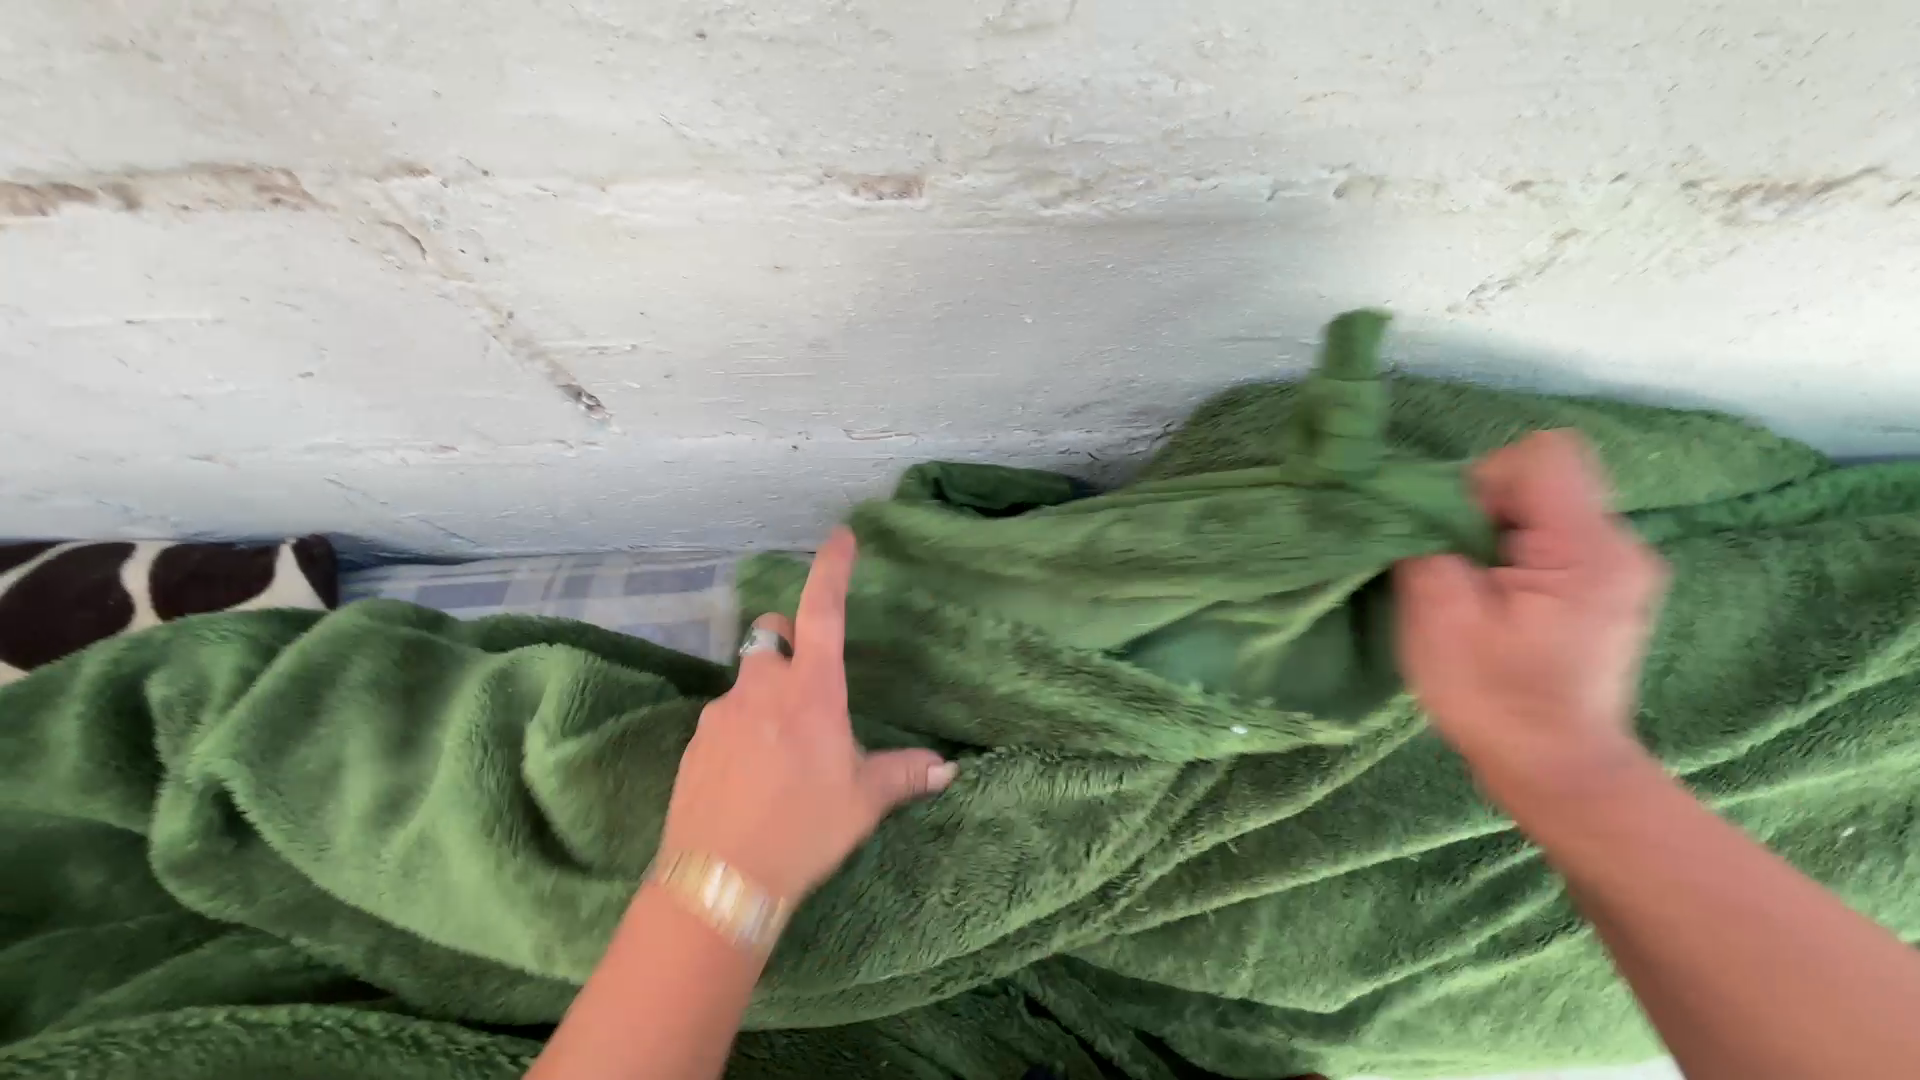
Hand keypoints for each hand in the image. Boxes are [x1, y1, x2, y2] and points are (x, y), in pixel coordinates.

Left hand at [656, 527, 956, 901]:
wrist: (719, 881)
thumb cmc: (804, 831)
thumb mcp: (863, 802)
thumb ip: (904, 774)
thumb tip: (947, 767)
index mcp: (812, 692)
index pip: (822, 612)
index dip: (832, 569)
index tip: (841, 536)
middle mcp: (763, 689)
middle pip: (770, 633)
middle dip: (788, 640)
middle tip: (809, 682)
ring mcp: (722, 713)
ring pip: (747, 680)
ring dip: (767, 695)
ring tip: (784, 752)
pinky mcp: (696, 742)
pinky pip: (725, 717)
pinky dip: (744, 728)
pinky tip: (753, 775)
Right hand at [1394, 431, 1668, 798]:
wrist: (1556, 770)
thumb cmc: (1495, 696)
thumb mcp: (1439, 614)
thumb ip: (1423, 541)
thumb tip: (1410, 501)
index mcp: (1586, 547)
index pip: (1540, 454)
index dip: (1481, 481)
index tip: (1454, 536)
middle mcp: (1620, 543)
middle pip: (1542, 476)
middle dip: (1483, 508)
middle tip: (1456, 565)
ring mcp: (1618, 566)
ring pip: (1543, 505)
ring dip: (1493, 532)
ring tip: (1473, 587)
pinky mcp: (1605, 586)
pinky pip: (1550, 535)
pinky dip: (1511, 553)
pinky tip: (1495, 600)